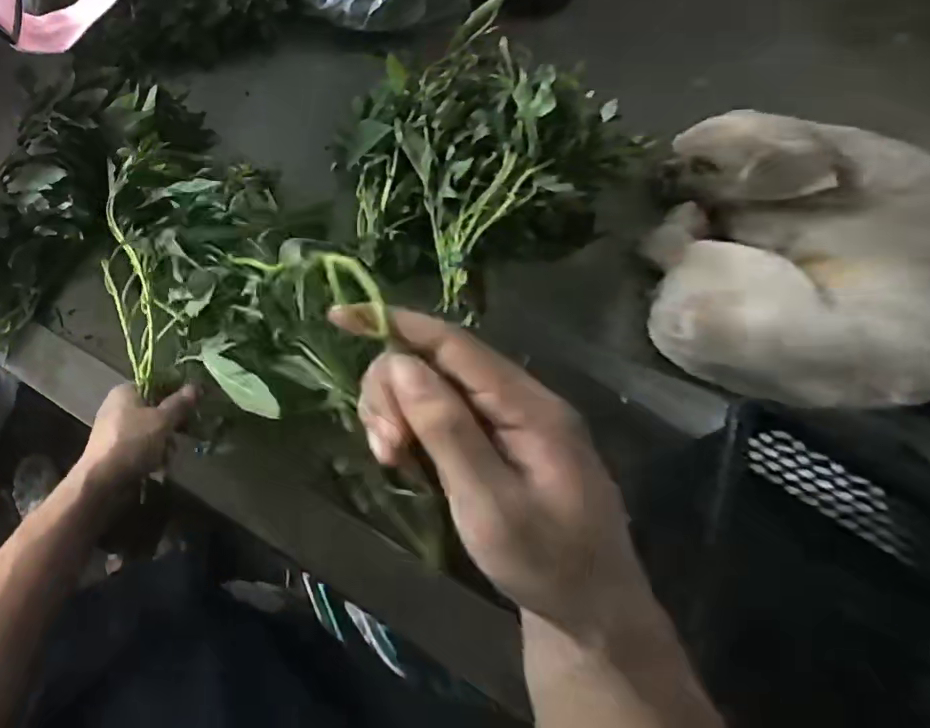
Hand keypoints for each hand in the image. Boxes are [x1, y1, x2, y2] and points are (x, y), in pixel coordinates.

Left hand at [71, 383, 199, 498]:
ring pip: (150, 431)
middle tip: (182, 437)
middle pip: (154, 410)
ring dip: (163, 444)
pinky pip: (140, 447)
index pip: (156, 384)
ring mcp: (115, 430)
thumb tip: (196, 385)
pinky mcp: (115, 451)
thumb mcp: (161, 421)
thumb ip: (179, 403)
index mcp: (125, 391)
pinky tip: (157, 468)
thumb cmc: (132, 442)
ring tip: (167, 458)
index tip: (191, 408)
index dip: (175, 395)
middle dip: (170, 426)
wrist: (102, 482)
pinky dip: (151, 456)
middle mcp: (117, 406)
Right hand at [330, 306, 658, 645]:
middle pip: (430, 361)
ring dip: (394, 412)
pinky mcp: (490, 433)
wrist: (590, 613)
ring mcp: (503, 415)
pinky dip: (407, 426)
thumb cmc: (544, 563)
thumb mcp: (489, 505)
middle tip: (385, 447)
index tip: (339, 315)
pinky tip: (404, 458)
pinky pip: (433, 408)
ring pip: (425, 383)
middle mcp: (515, 396)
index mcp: (527, 405)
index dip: (394, 323)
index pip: (451, 342)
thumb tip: (399, 363)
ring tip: (392, 458)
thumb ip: (446, 430)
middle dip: (391, 392)